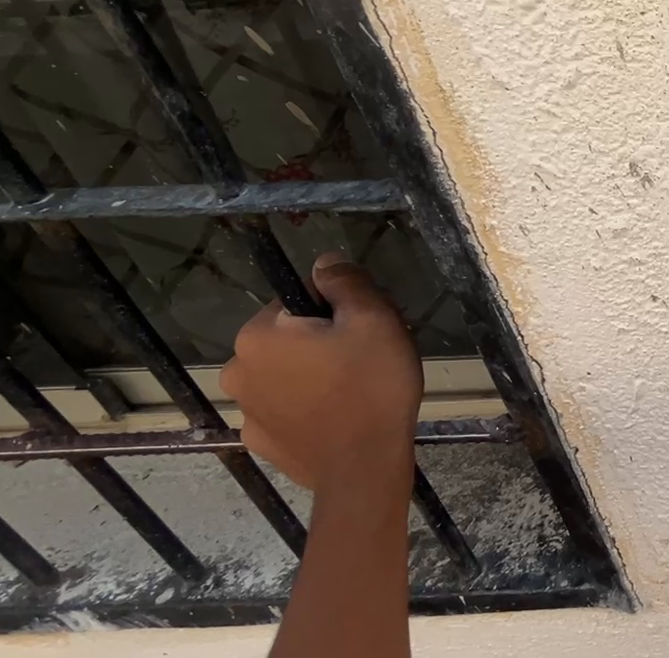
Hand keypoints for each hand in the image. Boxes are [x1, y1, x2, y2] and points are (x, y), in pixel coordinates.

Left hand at [220, 253, 422, 492]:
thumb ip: (346, 283)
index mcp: (260, 334)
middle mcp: (237, 368)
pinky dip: (310, 404)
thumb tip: (324, 262)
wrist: (362, 463)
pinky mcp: (261, 439)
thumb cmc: (372, 383)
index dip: (340, 308)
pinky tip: (339, 414)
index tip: (368, 328)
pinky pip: (287, 405)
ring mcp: (245, 409)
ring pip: (287, 371)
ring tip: (358, 387)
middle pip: (290, 336)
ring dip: (316, 371)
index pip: (300, 299)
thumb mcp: (375, 319)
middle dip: (326, 340)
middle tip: (368, 355)